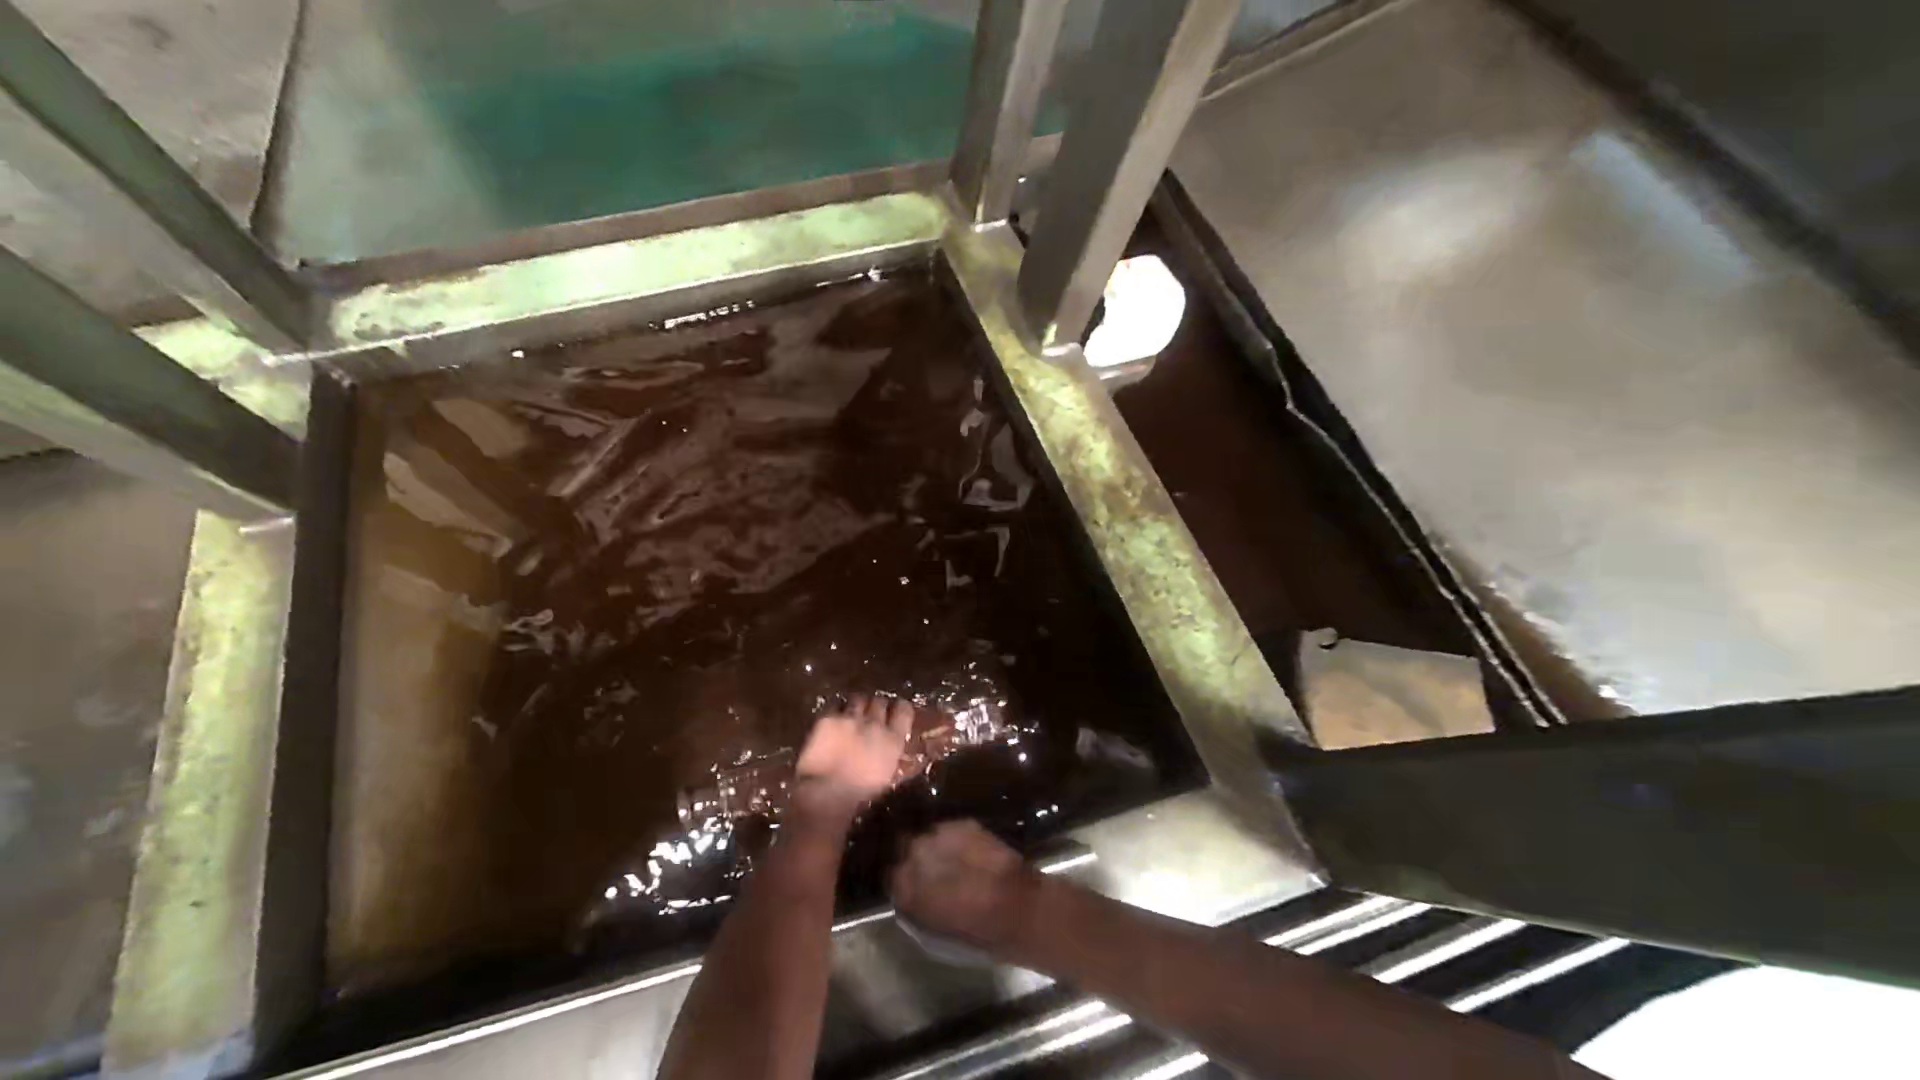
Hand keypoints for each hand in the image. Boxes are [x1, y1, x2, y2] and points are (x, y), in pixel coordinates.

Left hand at [794, 694, 912, 816]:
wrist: (827, 793)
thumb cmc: (859, 793)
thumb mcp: (885, 774)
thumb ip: (890, 754)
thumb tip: (890, 745)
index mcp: (892, 740)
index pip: (904, 710)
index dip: (900, 708)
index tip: (896, 711)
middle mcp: (875, 723)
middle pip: (880, 701)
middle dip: (876, 706)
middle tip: (870, 715)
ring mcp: (851, 719)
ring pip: (858, 699)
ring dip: (857, 706)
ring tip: (851, 714)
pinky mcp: (829, 718)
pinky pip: (837, 706)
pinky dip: (837, 711)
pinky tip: (834, 720)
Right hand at [890, 820, 1042, 951]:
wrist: (1021, 912)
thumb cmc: (978, 936)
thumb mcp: (933, 935)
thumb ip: (912, 909)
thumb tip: (903, 895)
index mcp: (906, 887)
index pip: (889, 874)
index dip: (898, 878)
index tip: (904, 883)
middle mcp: (916, 854)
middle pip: (903, 847)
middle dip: (911, 856)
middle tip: (926, 869)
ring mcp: (940, 834)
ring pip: (926, 835)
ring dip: (932, 845)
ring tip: (946, 857)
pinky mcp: (964, 823)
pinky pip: (948, 829)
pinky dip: (953, 839)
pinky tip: (964, 851)